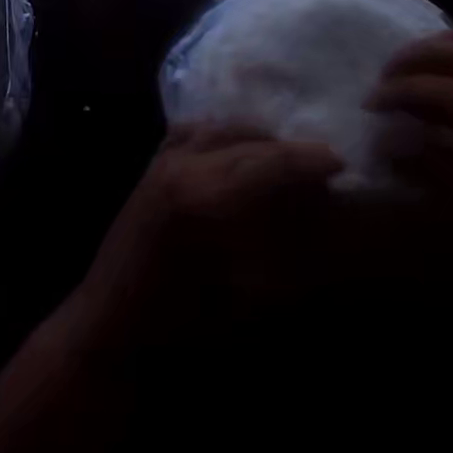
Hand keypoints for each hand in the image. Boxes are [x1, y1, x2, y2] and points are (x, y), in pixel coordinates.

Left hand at [73, 124, 344, 346]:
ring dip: (255, 138)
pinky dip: (219, 134)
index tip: (340, 163)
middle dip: (287, 151)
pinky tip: (234, 150)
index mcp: (206, 197)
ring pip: (220, 127)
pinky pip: (189, 132)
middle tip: (316, 169)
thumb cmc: (181, 324)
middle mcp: (182, 166)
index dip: (309, 159)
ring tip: (281, 159)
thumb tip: (314, 208)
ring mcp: (161, 162)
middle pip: (248, 140)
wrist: (112, 323)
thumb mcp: (247, 293)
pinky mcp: (150, 168)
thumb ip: (284, 245)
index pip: (270, 161)